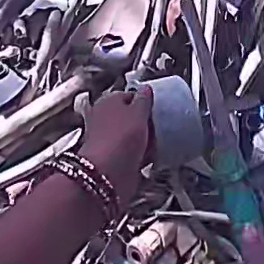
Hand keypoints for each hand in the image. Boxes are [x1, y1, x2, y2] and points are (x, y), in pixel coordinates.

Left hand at [78, 85, 151, 200]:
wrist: (110, 174)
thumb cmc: (121, 138)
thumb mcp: (138, 112)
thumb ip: (144, 99)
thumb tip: (146, 89)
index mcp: (107, 102)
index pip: (128, 95)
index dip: (143, 100)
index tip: (156, 105)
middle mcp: (104, 119)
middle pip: (129, 116)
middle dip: (144, 120)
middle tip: (159, 122)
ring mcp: (109, 141)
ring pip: (131, 135)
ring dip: (145, 138)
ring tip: (158, 139)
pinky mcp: (115, 160)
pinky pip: (132, 153)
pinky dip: (142, 154)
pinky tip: (152, 155)